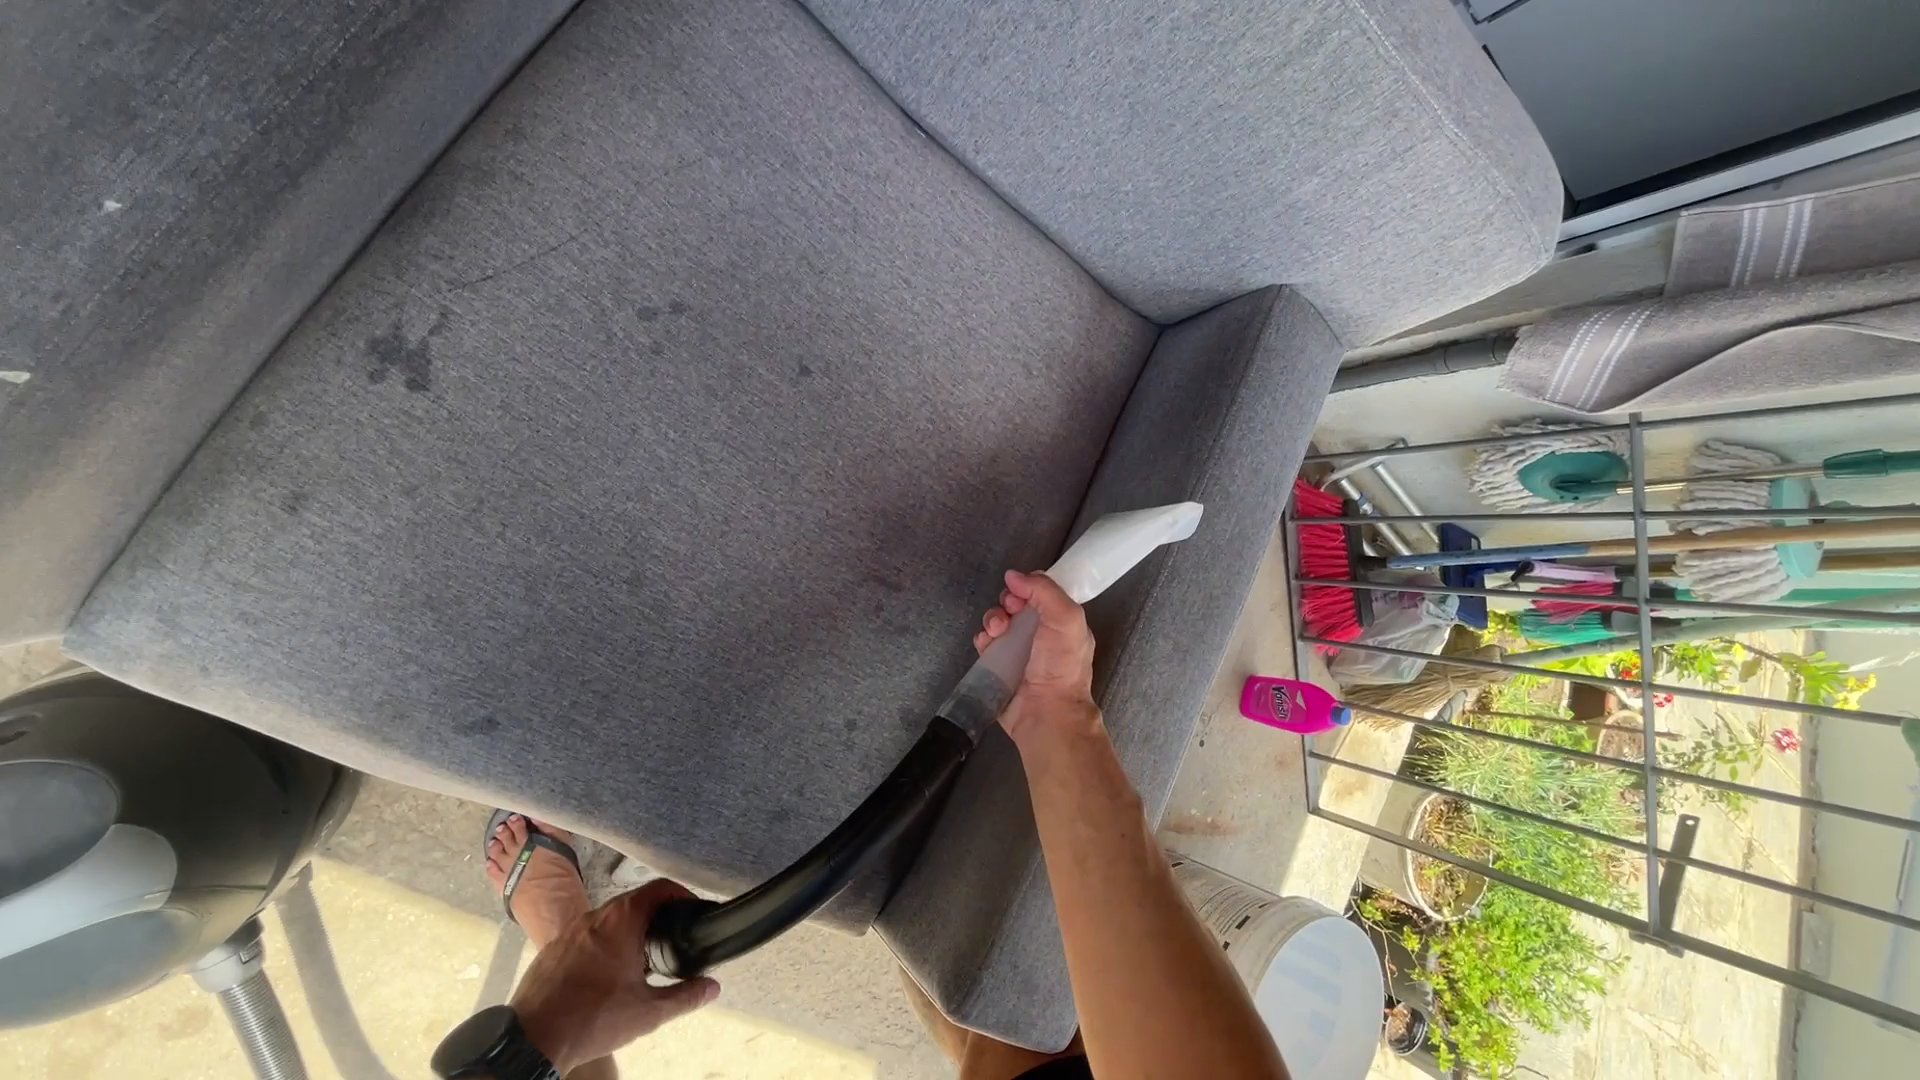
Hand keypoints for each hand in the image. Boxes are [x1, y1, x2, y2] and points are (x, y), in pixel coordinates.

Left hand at [510, 878, 719, 1073]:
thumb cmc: (592, 1020)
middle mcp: (596, 915)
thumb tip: (712, 988)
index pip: (660, 888)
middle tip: (670, 939)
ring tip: (639, 960)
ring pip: (609, 919)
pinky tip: (605, 975)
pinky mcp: (552, 949)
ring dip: (627, 932)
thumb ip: (684, 997)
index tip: (690, 910)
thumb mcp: (647, 1013)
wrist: (530, 1042)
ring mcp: (570, 930)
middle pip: (635, 902)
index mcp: (623, 920)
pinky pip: (586, 936)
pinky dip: (602, 945)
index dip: (680, 894)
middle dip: (655, 917)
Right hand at [973, 570, 1099, 744]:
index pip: (1040, 593)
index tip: (1022, 593)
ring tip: (996, 632)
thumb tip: (1014, 575)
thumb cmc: (1061, 664)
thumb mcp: (1066, 618)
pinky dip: (983, 639)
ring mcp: (1018, 650)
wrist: (1045, 711)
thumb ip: (1044, 591)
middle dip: (1007, 602)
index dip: (1028, 587)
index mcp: (1061, 622)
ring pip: (997, 621)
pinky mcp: (998, 666)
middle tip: (1009, 613)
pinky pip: (985, 643)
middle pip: (1015, 603)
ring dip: (993, 619)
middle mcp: (1040, 634)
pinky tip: (986, 644)